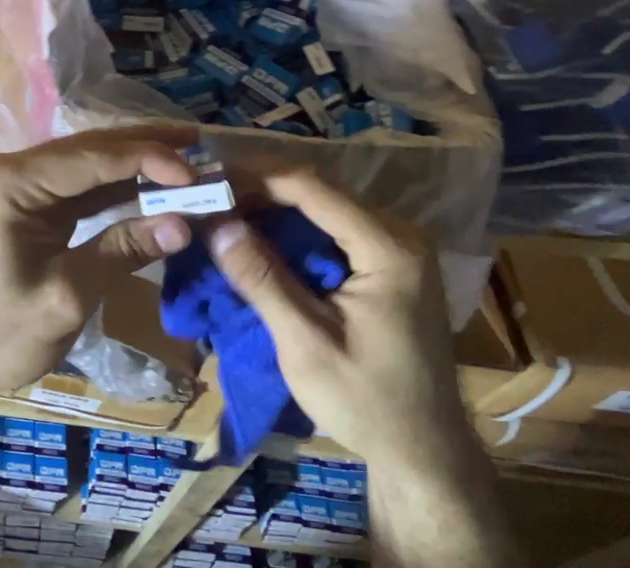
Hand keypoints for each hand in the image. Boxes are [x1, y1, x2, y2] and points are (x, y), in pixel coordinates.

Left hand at [0, 129, 196, 400]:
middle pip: (89, 150)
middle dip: (146, 149)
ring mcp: (15, 187)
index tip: (199, 171)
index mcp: (12, 181)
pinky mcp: (22, 207)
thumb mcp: (67, 295)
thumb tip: (185, 223)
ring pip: (85, 166)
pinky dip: (112, 191)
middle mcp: (10, 170)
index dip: (150, 158)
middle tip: (203, 146)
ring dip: (133, 166)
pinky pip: (74, 189)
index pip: (93, 156)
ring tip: (188, 161)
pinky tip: (149, 189)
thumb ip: (123, 250)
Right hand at [207, 171, 473, 469]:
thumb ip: (262, 278)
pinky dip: (290, 228)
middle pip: (318, 190)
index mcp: (389, 249)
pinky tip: (256, 236)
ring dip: (271, 206)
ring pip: (322, 205)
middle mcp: (399, 235)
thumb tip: (216, 223)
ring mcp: (397, 248)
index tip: (206, 180)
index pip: (311, 187)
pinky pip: (332, 228)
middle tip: (206, 196)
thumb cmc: (366, 401)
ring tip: (221, 211)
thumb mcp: (304, 342)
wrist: (423, 452)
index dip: (254, 177)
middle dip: (258, 188)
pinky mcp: (387, 264)